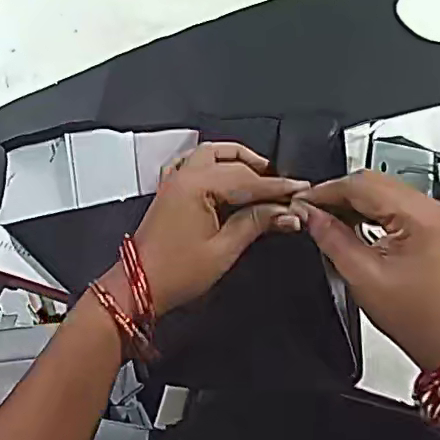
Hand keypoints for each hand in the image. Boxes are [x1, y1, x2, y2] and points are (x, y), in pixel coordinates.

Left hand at [102, 142, 307, 316]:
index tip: (300, 190)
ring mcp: (173, 181)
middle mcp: (183, 176)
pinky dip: (211, 163)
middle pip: (230, 162)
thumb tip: (285, 213)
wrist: (139, 285)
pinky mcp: (169, 191)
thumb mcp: (224, 249)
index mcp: (196, 186)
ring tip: (260, 175)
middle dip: (261, 173)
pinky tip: (224, 175)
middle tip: (285, 189)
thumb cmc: (175, 272)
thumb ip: (255, 223)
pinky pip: (191, 163)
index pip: (247, 179)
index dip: (277, 187)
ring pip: (209, 154)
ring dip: (236, 159)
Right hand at [294, 171, 439, 368]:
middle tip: (307, 209)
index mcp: (419, 216)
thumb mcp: (362, 275)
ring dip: (349, 202)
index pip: (360, 185)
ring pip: (380, 191)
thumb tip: (308, 213)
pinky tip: (348, 226)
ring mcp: (433, 217)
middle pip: (371, 182)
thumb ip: (331, 237)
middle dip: (335, 193)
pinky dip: (365, 211)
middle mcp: (430, 209)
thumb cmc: (421, 318)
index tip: (300, 201)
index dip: (324, 191)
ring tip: (323, 219)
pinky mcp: (430, 228)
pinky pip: (391, 206)